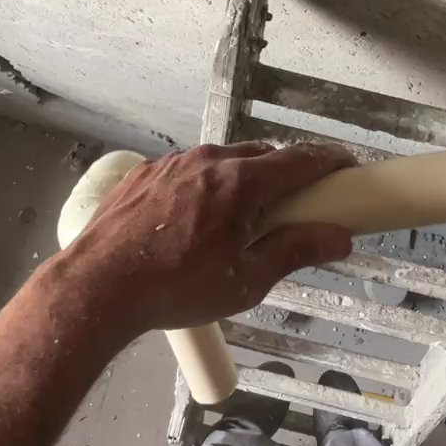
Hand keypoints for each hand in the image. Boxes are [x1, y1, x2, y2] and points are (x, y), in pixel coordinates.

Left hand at [55, 142, 354, 334]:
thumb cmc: (175, 289)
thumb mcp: (247, 281)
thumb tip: (339, 238)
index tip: (347, 168)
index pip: (301, 160)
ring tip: (240, 219)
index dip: (330, 161)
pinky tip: (196, 219)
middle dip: (286, 175)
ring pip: (224, 160)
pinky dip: (206, 185)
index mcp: (241, 184)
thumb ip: (296, 251)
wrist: (97, 287)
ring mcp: (174, 163)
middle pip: (263, 156)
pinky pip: (190, 169)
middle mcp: (210, 161)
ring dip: (243, 179)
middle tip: (293, 207)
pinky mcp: (146, 172)